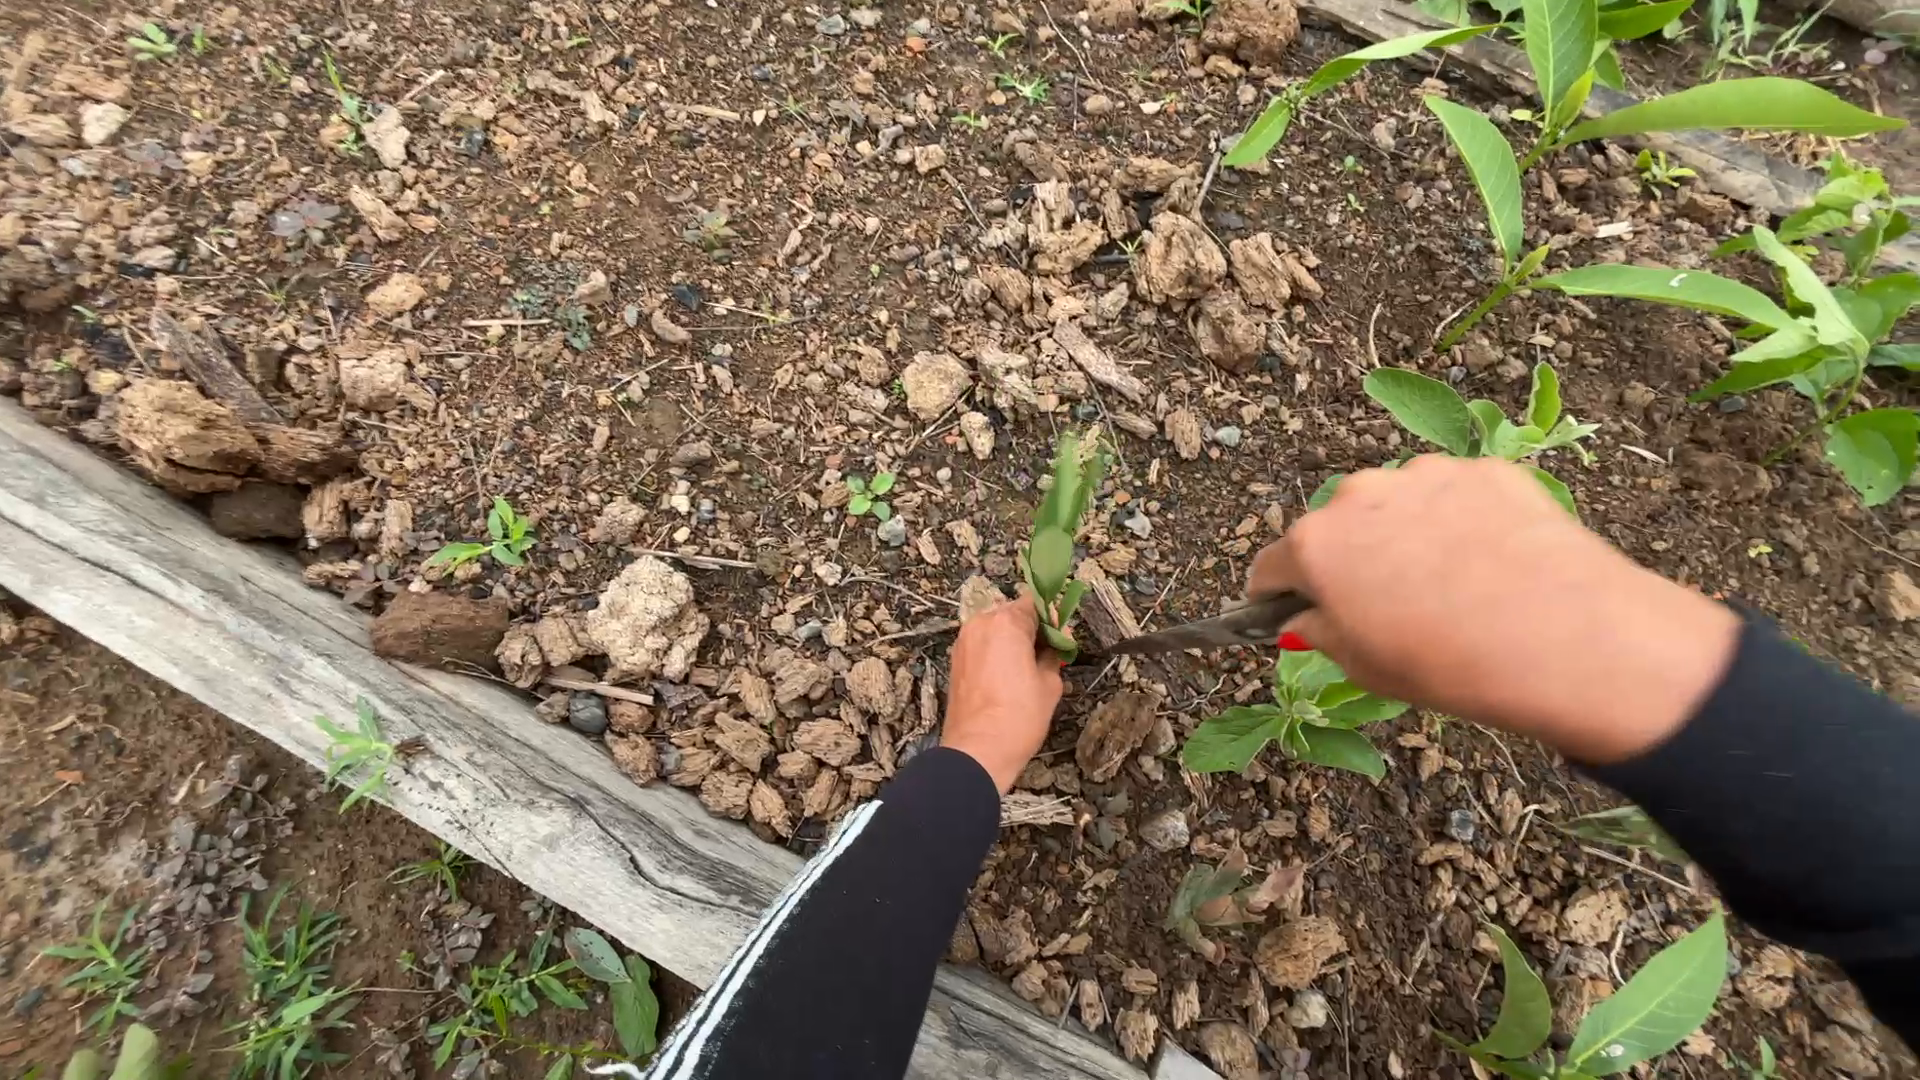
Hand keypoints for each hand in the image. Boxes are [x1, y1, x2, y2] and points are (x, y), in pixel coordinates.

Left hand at [942, 592, 1063, 793]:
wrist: (978, 750)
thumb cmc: (1019, 716)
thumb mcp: (1050, 683)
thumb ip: (1052, 654)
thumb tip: (1053, 645)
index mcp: (1006, 623)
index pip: (1035, 604)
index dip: (1052, 619)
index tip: (1061, 639)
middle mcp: (980, 624)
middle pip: (1012, 614)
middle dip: (1031, 630)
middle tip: (1049, 655)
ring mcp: (963, 642)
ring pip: (995, 630)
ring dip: (1012, 641)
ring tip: (1028, 669)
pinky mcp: (955, 661)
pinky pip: (981, 646)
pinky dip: (996, 653)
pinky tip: (1008, 677)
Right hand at [1249, 456, 1740, 763]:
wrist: (1581, 644)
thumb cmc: (1451, 665)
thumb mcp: (1362, 666)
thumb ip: (1317, 632)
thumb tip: (1304, 617)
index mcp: (1313, 544)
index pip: (1270, 568)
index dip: (1277, 596)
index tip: (1293, 613)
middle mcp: (1356, 495)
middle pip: (1330, 530)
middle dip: (1342, 561)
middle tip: (1381, 604)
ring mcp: (1422, 475)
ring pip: (1388, 507)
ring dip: (1395, 535)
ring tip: (1442, 582)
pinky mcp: (1483, 469)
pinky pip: (1447, 496)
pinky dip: (1452, 522)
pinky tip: (1485, 562)